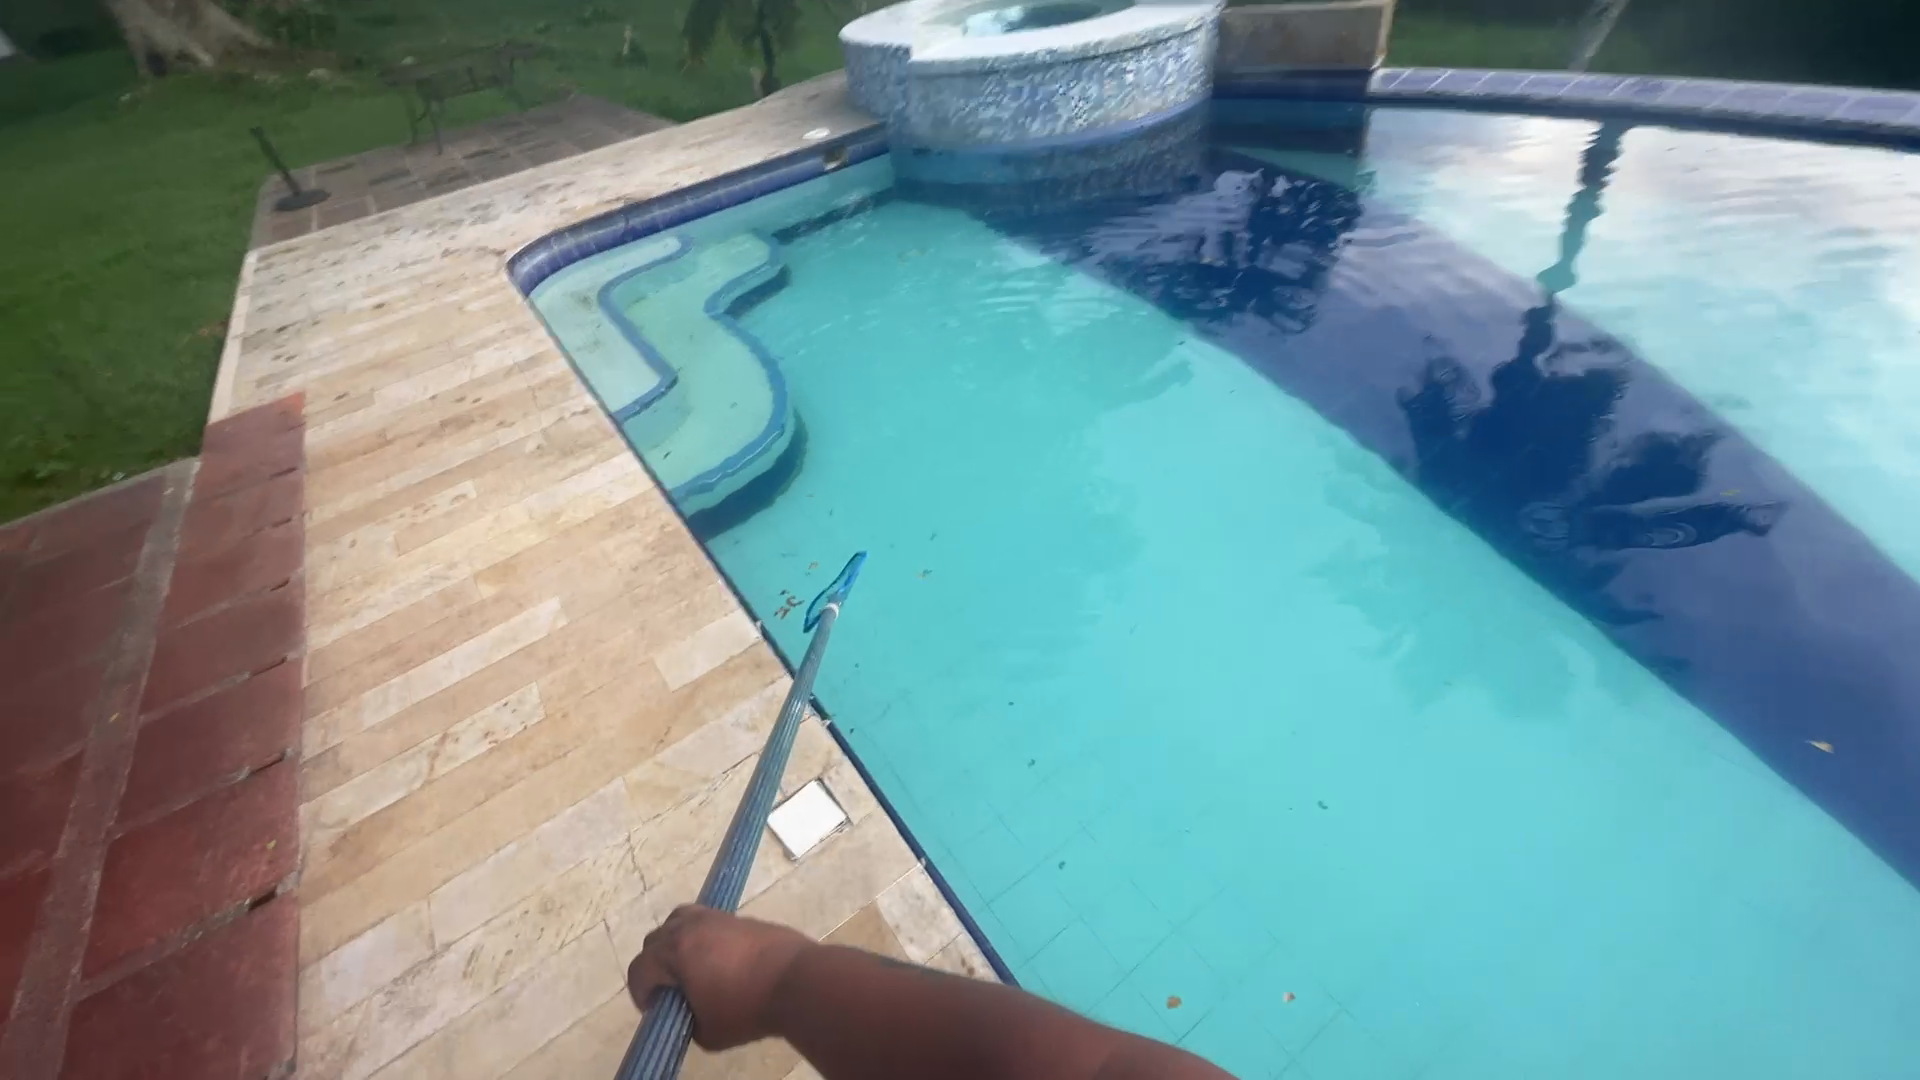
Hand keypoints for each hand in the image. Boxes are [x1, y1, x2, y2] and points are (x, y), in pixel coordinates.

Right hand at [627, 905, 813, 1049]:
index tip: (656, 1010)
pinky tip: (716, 961)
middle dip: (656, 966)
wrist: (795, 978)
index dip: (642, 993)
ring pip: (681, 920)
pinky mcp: (739, 916)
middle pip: (657, 939)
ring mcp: (718, 916)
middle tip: (672, 991)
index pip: (640, 967)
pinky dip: (701, 936)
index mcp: (677, 950)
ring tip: (690, 970)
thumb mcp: (705, 1031)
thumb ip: (685, 1018)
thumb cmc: (746, 1007)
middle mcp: (693, 925)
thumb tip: (687, 1009)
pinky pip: (706, 920)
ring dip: (676, 943)